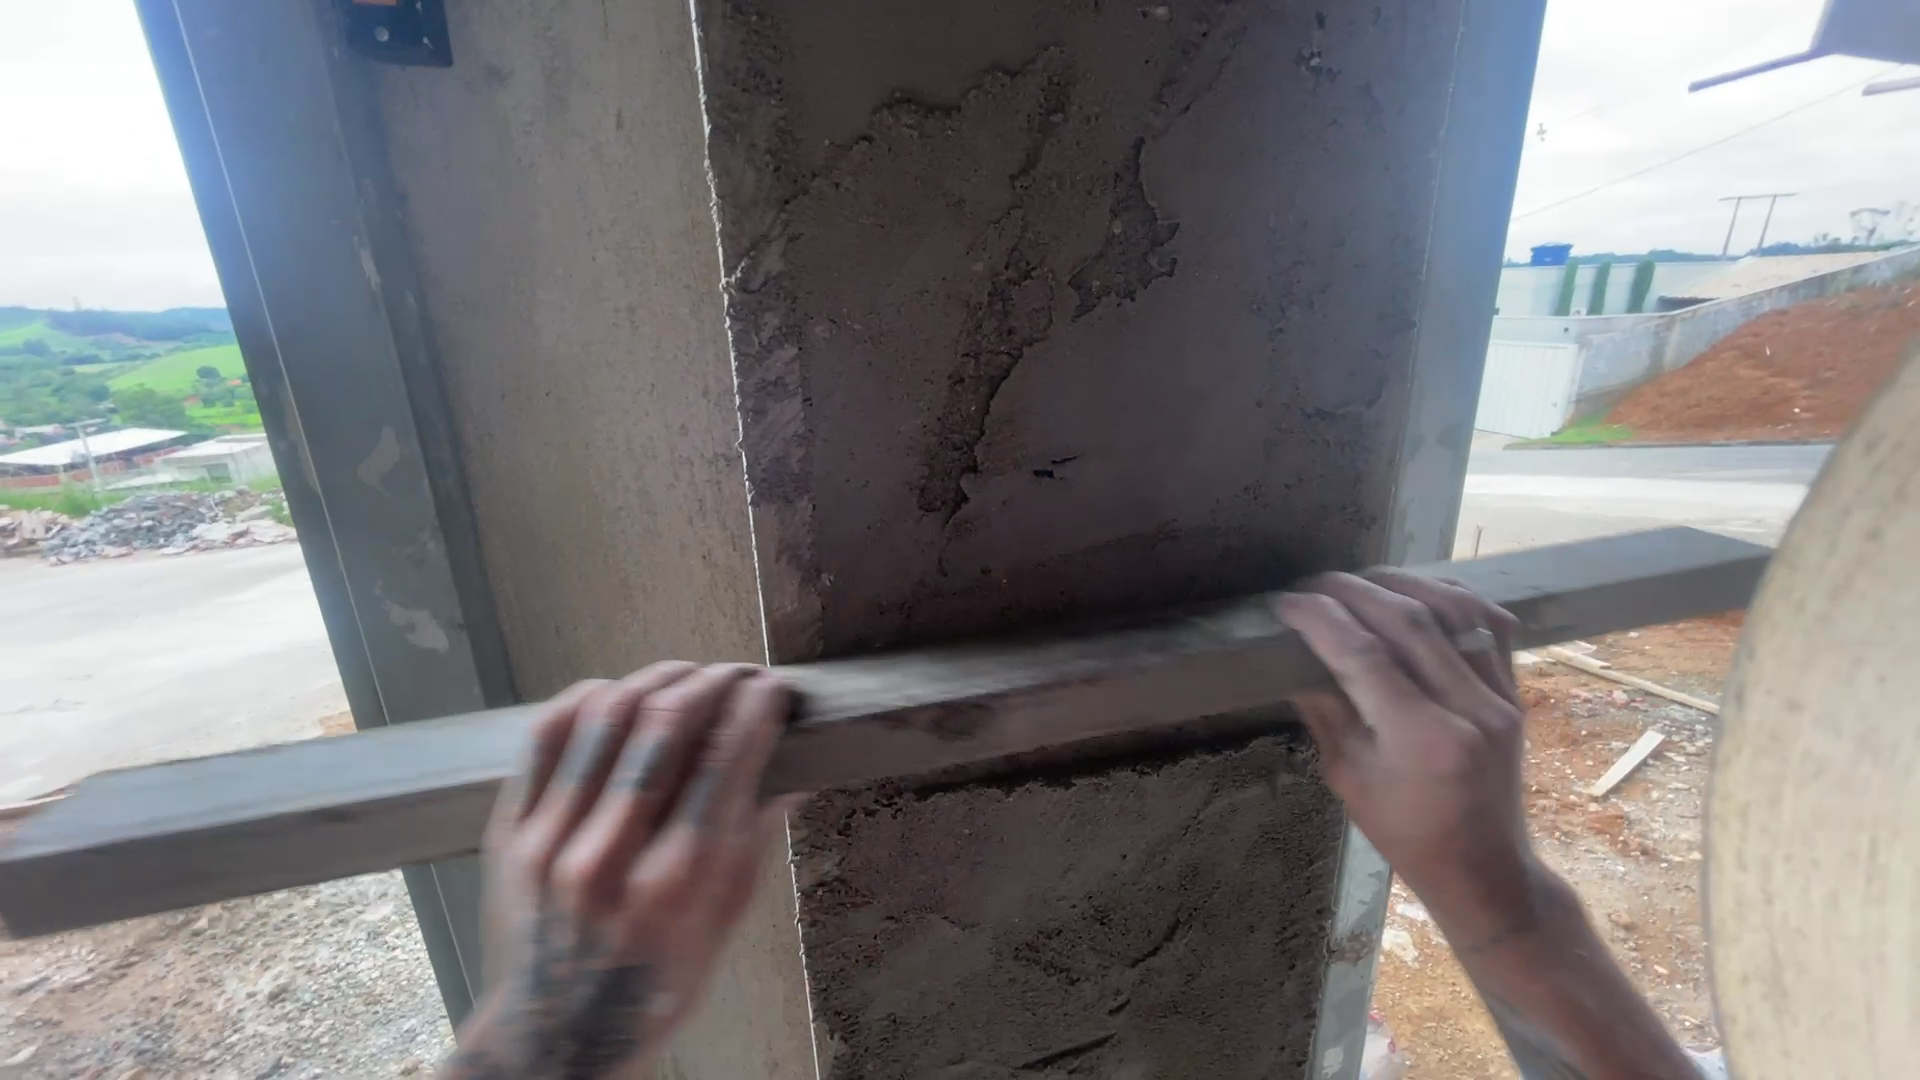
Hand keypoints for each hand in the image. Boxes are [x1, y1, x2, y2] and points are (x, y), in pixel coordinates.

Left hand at [443, 663, 803, 1079]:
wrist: (552, 1040)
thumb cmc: (657, 983)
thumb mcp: (728, 920)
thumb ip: (757, 836)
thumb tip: (796, 770)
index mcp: (678, 882)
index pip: (726, 758)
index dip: (757, 707)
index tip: (773, 689)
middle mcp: (612, 853)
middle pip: (666, 724)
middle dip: (713, 681)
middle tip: (736, 674)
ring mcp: (552, 839)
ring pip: (606, 716)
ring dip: (657, 677)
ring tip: (687, 674)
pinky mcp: (511, 832)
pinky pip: (546, 736)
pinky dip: (588, 698)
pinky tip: (619, 691)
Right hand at [1277, 570, 1541, 948]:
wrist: (1486, 868)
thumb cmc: (1404, 832)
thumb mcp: (1346, 776)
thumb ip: (1325, 709)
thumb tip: (1296, 656)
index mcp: (1421, 739)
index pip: (1363, 654)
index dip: (1319, 618)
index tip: (1286, 603)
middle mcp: (1468, 709)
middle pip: (1408, 620)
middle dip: (1350, 591)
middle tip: (1310, 585)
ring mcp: (1499, 697)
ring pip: (1453, 609)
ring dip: (1398, 583)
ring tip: (1356, 581)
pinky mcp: (1514, 692)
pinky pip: (1490, 622)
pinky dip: (1449, 595)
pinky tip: (1415, 591)